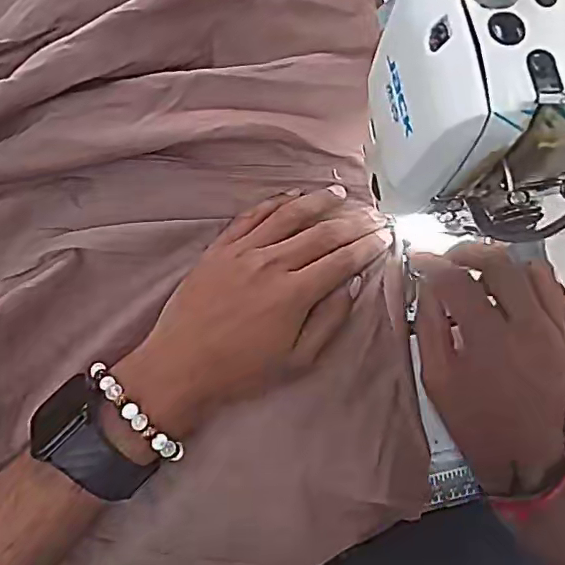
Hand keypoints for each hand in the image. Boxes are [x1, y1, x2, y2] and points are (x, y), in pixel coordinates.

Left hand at [111, 186, 390, 440]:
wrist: (180, 366)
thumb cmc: (239, 371)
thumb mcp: (296, 360)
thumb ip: (328, 321)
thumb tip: (350, 286)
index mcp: (293, 294)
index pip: (341, 259)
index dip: (368, 245)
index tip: (384, 236)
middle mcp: (270, 264)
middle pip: (321, 232)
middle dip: (353, 221)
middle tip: (372, 214)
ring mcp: (242, 252)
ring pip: (288, 215)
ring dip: (318, 201)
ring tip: (339, 193)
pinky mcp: (219, 249)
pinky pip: (251, 216)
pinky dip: (274, 203)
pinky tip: (291, 197)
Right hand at [412, 243, 564, 495]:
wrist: (524, 454)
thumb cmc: (479, 425)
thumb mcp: (436, 378)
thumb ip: (429, 326)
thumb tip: (426, 288)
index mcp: (488, 342)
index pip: (456, 279)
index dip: (432, 263)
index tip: (421, 260)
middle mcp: (526, 330)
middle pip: (496, 262)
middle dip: (465, 252)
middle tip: (449, 258)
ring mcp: (551, 331)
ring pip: (528, 268)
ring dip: (498, 262)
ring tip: (478, 270)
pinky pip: (552, 287)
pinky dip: (529, 277)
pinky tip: (511, 286)